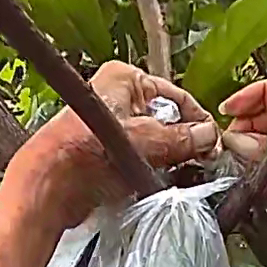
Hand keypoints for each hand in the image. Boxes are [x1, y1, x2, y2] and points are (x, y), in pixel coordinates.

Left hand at [0, 64, 214, 266]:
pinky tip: (161, 182)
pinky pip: (140, 163)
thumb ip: (185, 138)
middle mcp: (116, 101)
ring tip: (182, 174)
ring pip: (155, 144)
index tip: (213, 140)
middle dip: (184, 141)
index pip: (175, 96)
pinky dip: (153, 173)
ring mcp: (111, 131)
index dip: (197, 118)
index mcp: (124, 80)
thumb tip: (208, 137)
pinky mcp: (107, 158)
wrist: (53, 186)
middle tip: (202, 161)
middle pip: (166, 121)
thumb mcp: (148, 140)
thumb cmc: (86, 152)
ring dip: (169, 160)